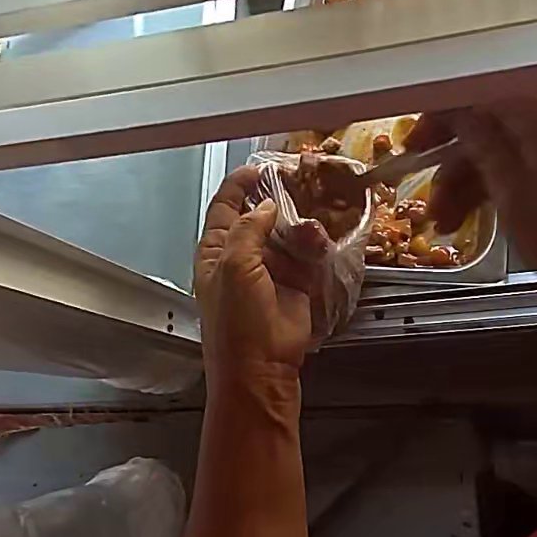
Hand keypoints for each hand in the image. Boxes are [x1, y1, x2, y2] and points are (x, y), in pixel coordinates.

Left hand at [195, 166, 314, 376]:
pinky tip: (321, 236)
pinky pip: (307, 253)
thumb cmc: (238, 320)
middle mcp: (243, 254)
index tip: (260, 168)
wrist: (262, 368)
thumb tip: (266, 204)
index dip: (240, 185)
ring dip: (300, 221)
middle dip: (278, 199)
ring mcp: (272, 268)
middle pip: (260, 215)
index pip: (225, 206)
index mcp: (216, 250)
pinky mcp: (298, 281)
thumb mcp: (234, 268)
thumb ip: (247, 230)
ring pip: (287, 232)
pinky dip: (315, 243)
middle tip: (300, 181)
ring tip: (314, 209)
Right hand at [408, 96, 536, 292]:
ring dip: (457, 181)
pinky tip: (454, 219)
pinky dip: (478, 189)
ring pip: (485, 147)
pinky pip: (501, 164)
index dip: (441, 109)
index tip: (414, 138)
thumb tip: (454, 112)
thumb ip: (481, 143)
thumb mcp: (510, 190)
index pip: (479, 90)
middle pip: (480, 118)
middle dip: (446, 152)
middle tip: (413, 171)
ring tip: (438, 218)